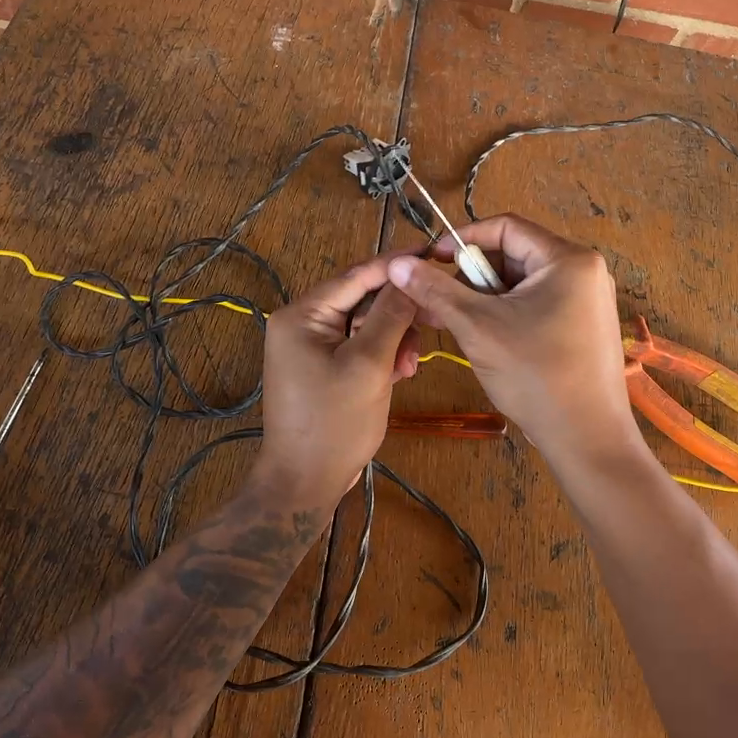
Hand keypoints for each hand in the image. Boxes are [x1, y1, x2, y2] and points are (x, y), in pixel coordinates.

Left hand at [256, 254, 420, 507]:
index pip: (356, 276)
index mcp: (302, 315)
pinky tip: (400, 373)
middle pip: (361, 299)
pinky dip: (381, 355)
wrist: (305, 482)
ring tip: (409, 366)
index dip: (396, 266)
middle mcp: (301, 323)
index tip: (435, 255)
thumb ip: (390, 316)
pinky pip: (358, 347)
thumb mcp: (368, 366)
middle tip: (435, 321)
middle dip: (398, 313)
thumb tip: (409, 274)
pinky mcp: (322, 369)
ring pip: (365, 325)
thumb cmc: (334, 423)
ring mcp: (310, 348)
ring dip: (393, 338)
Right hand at [387, 215, 640, 467]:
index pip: (505, 227)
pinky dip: (502, 315)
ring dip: (481, 299)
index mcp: (568, 260)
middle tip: (435, 301)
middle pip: (512, 256)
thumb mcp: (478, 328)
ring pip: (519, 284)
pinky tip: (478, 338)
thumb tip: (397, 263)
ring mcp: (585, 301)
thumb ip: (436, 290)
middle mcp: (583, 272)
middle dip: (469, 276)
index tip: (430, 261)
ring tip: (449, 323)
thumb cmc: (536, 376)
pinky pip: (533, 306)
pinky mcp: (581, 328)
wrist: (587, 440)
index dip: (462, 239)